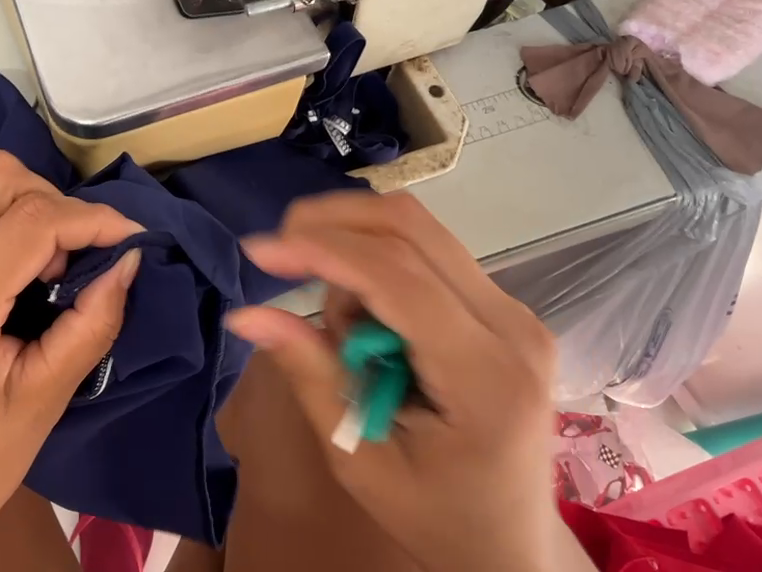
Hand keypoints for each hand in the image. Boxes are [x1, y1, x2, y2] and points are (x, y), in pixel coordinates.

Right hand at [225, 192, 583, 571]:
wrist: (512, 546)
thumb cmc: (436, 519)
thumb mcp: (360, 460)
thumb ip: (311, 375)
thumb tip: (247, 314)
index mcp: (486, 378)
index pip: (398, 279)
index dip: (322, 250)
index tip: (258, 251)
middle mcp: (512, 326)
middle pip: (411, 228)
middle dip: (331, 222)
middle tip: (278, 252)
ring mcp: (514, 310)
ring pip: (417, 228)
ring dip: (352, 241)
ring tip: (333, 314)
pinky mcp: (501, 305)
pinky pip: (425, 250)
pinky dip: (374, 258)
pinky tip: (360, 310)